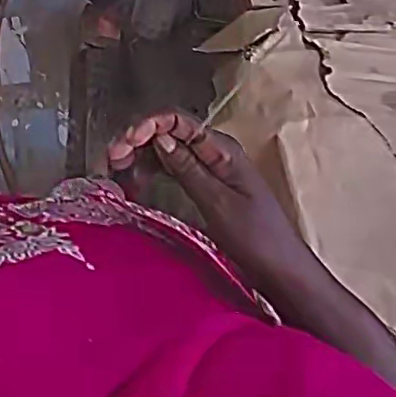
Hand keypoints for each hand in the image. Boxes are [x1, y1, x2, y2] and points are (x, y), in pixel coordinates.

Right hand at [103, 111, 315, 299]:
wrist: (284, 276)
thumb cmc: (258, 240)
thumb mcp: (218, 203)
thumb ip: (188, 167)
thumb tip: (159, 136)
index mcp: (221, 149)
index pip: (177, 120)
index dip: (147, 124)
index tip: (125, 142)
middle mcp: (212, 151)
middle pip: (165, 133)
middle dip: (134, 141)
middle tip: (110, 161)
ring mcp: (206, 167)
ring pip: (162, 150)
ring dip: (136, 157)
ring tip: (113, 174)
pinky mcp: (201, 184)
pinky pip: (166, 169)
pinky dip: (146, 173)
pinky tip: (131, 186)